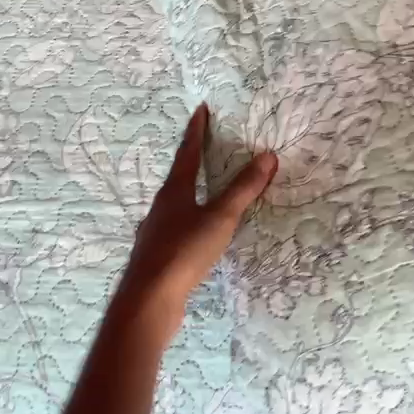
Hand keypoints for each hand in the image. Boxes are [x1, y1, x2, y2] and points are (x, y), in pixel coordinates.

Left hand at [115, 104, 276, 347]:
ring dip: (190, 192)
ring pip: (175, 204)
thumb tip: (267, 156)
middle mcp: (161, 207)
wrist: (147, 303)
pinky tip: (195, 233)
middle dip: (192, 160)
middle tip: (206, 145)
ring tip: (204, 188)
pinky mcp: (157, 257)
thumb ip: (243, 189)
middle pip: (178, 176)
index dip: (196, 131)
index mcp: (174, 192)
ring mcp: (156, 233)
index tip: (200, 109)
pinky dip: (190, 220)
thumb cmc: (183, 252)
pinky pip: (176, 228)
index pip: (188, 152)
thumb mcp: (220, 218)